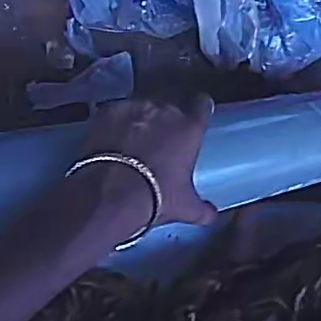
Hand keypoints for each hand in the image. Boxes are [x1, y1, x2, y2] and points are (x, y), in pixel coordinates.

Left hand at [81, 94, 219, 226]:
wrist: (109, 194)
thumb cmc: (156, 196)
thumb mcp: (185, 206)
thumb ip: (202, 208)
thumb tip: (211, 215)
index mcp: (190, 127)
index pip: (202, 104)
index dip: (199, 110)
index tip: (194, 117)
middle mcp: (165, 110)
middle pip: (169, 107)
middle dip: (165, 121)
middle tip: (158, 142)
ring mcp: (135, 107)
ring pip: (142, 108)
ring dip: (140, 120)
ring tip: (132, 141)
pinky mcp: (108, 111)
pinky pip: (117, 112)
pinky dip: (116, 122)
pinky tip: (112, 138)